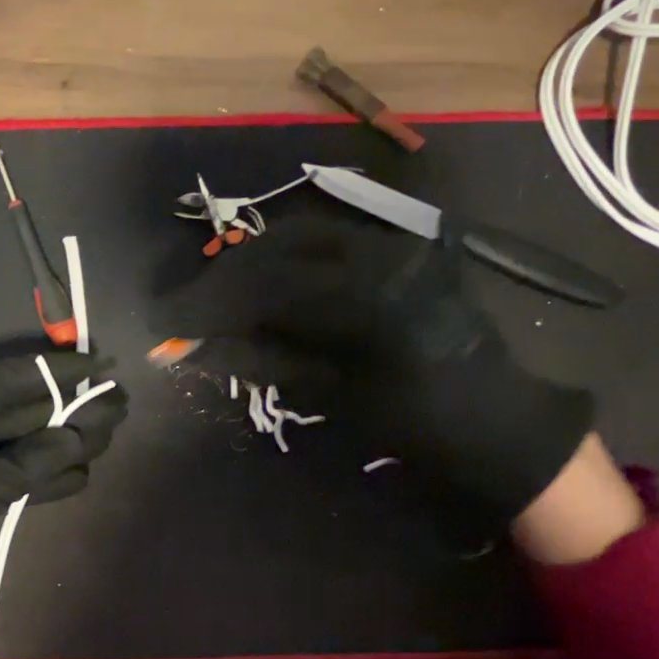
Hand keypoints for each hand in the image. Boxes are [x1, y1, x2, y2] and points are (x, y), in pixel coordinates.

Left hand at [0, 352, 127, 658]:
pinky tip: (80, 476)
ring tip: (108, 441)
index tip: (101, 365)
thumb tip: (79, 435)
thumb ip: (32, 461)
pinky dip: (41, 477)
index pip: (6, 378)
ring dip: (61, 445)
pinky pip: (9, 476)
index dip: (56, 370)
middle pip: (17, 410)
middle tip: (117, 407)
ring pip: (18, 445)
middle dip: (66, 410)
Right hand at [151, 213, 593, 534]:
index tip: (163, 323)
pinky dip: (285, 262)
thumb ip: (260, 360)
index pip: (264, 285)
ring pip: (301, 236)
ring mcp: (397, 243)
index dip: (206, 304)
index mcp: (369, 295)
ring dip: (251, 264)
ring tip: (218, 301)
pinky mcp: (401, 247)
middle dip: (224, 278)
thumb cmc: (416, 422)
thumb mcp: (332, 396)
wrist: (495, 418)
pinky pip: (328, 243)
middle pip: (278, 248)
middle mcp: (383, 251)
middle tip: (185, 312)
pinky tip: (263, 291)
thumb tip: (191, 348)